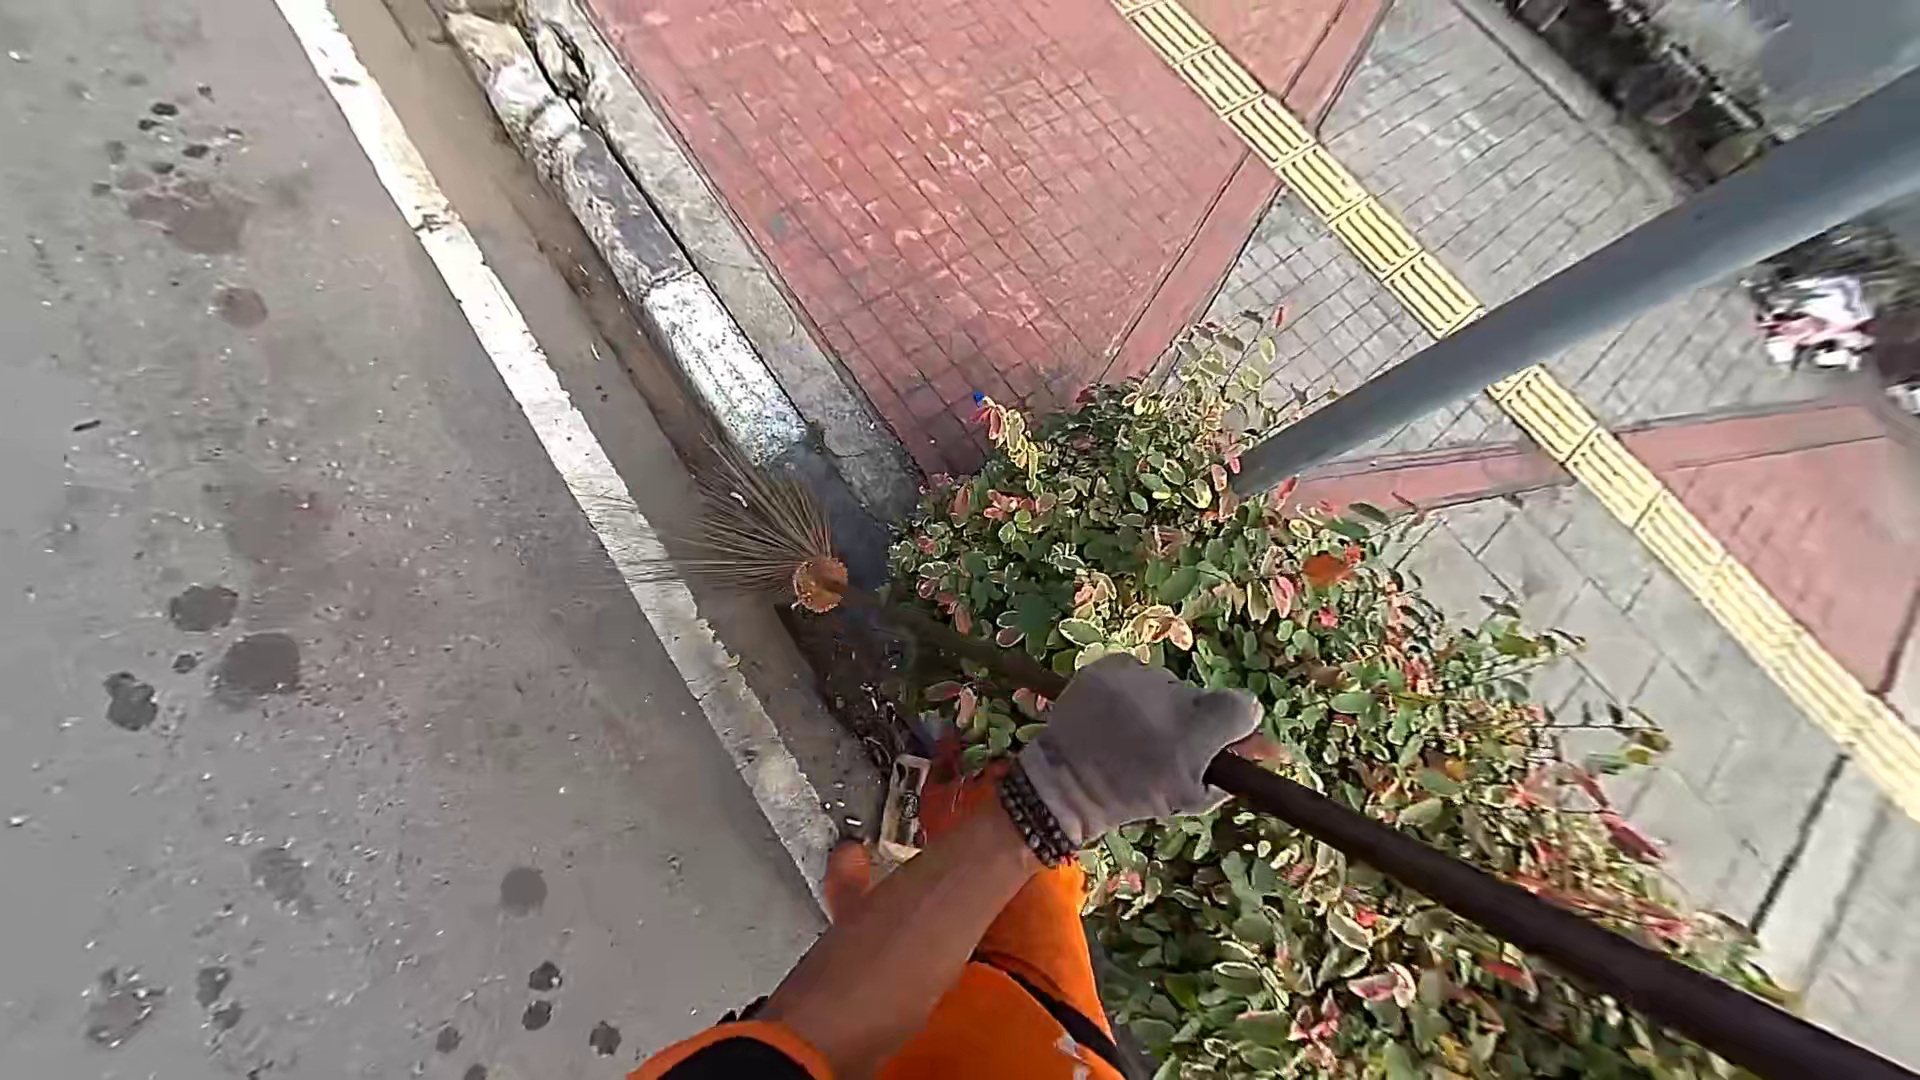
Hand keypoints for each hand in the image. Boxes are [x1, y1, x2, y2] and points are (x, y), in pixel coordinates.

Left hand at [1019, 655, 1261, 846]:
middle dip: (1189, 716)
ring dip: (1157, 701)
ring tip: (1130, 729)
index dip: (1233, 723)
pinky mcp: (1108, 664)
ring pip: (1165, 683)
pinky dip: (1131, 688)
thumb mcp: (1192, 793)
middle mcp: (1171, 693)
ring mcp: (1136, 675)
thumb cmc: (1135, 793)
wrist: (1068, 779)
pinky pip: (1135, 671)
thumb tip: (1273, 747)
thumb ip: (1236, 768)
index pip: (1243, 705)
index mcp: (1196, 730)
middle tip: (1161, 741)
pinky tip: (1115, 712)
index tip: (1216, 737)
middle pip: (1199, 696)